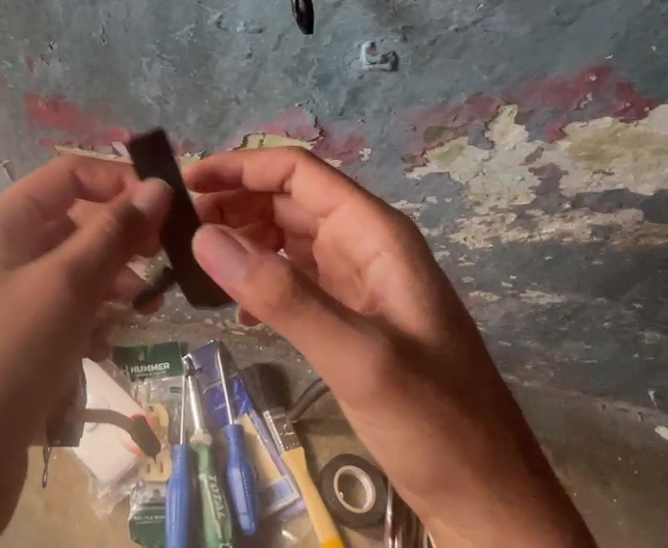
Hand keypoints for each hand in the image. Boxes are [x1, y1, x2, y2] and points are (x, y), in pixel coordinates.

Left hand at [0, 155, 170, 547]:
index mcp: (1, 220)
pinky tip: (107, 349)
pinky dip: (89, 324)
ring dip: (110, 285)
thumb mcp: (65, 287)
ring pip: (72, 273)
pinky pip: (62, 316)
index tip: (167, 213)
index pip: (69, 175)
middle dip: (120, 241)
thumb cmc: (4, 358)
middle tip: (162, 270)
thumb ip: (113, 234)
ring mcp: (5, 299)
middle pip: (73, 223)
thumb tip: (158, 186)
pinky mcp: (13, 344)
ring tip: (143, 311)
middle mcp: (0, 250)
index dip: (119, 183)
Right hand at [187, 147, 593, 547]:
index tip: (185, 184)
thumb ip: (281, 295)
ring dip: (242, 241)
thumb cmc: (435, 422)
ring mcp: (360, 283)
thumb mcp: (356, 356)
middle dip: (233, 204)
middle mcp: (366, 246)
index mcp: (376, 234)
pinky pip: (295, 280)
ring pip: (288, 238)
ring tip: (194, 263)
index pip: (299, 172)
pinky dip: (260, 282)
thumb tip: (203, 237)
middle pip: (288, 200)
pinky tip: (235, 310)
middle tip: (176, 230)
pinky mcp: (351, 318)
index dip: (240, 167)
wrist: (490, 501)